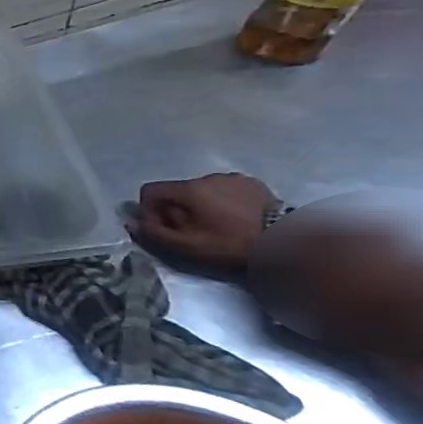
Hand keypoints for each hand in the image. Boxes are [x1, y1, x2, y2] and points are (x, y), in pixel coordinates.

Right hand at [126, 173, 278, 271]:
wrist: (291, 241)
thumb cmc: (234, 244)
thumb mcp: (189, 246)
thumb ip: (155, 233)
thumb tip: (131, 222)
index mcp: (188, 189)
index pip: (150, 191)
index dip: (149, 210)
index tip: (163, 227)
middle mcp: (207, 177)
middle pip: (176, 191)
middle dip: (177, 209)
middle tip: (193, 231)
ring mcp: (233, 178)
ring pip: (201, 190)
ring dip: (200, 204)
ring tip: (218, 224)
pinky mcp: (253, 183)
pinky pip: (224, 189)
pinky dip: (222, 200)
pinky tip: (236, 217)